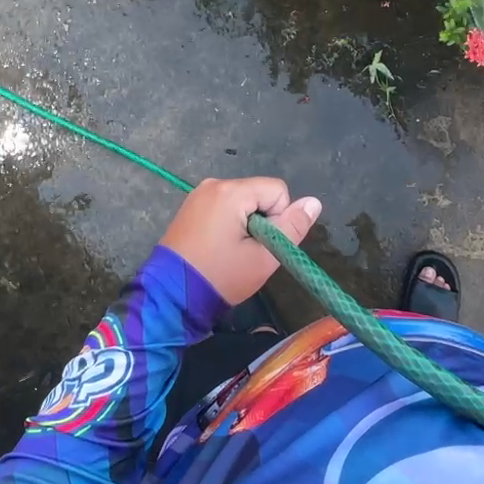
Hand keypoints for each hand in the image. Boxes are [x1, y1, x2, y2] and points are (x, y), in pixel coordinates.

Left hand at [160, 177, 320, 304]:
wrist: (169, 299)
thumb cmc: (219, 277)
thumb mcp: (263, 257)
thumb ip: (292, 228)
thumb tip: (315, 202)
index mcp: (231, 191)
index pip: (278, 191)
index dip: (279, 220)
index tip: (261, 246)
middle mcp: (214, 184)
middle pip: (259, 195)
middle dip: (262, 222)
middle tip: (245, 253)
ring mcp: (199, 195)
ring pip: (243, 203)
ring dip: (246, 225)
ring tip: (230, 254)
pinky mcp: (190, 209)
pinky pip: (224, 208)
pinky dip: (229, 226)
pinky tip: (218, 249)